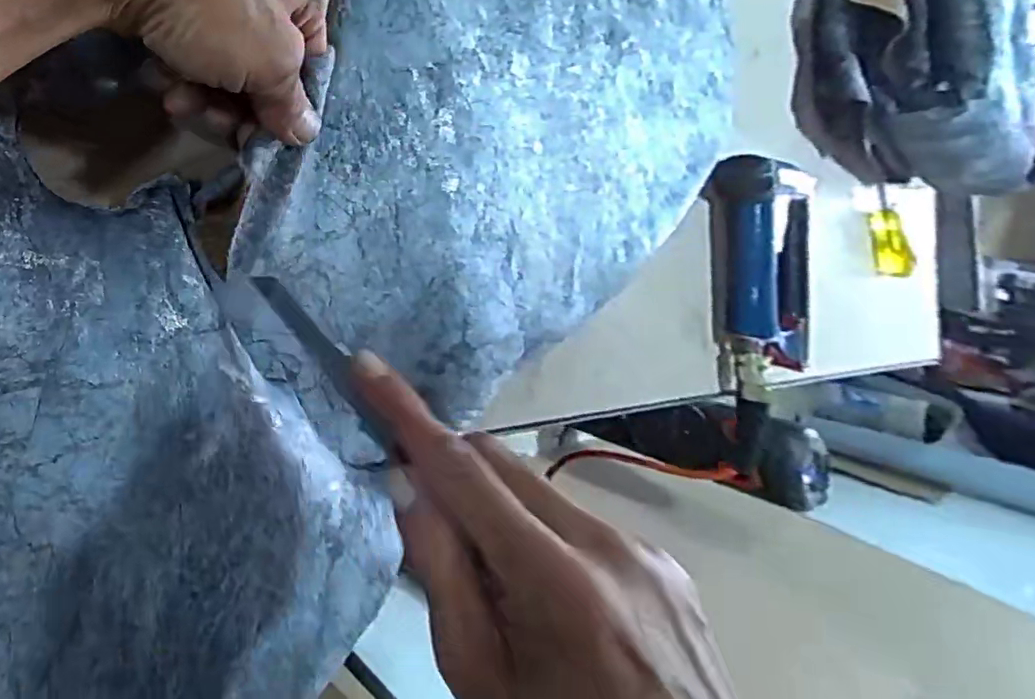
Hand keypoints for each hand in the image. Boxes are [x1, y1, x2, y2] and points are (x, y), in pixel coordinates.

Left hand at [62, 0, 329, 144]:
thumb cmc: (219, 7)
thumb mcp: (270, 62)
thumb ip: (289, 101)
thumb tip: (307, 132)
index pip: (310, 63)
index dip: (286, 108)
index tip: (257, 138)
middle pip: (263, 69)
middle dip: (235, 105)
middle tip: (211, 120)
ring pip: (224, 63)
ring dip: (202, 93)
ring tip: (177, 98)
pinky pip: (191, 44)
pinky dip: (179, 67)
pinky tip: (159, 73)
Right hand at [352, 353, 737, 698]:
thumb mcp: (476, 676)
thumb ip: (439, 570)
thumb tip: (407, 479)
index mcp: (558, 584)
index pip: (462, 470)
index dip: (408, 413)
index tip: (369, 367)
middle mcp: (609, 547)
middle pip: (500, 461)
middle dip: (449, 463)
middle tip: (421, 503)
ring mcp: (646, 552)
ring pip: (536, 484)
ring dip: (495, 502)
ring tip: (493, 572)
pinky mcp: (666, 563)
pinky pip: (576, 516)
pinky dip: (539, 528)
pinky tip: (546, 589)